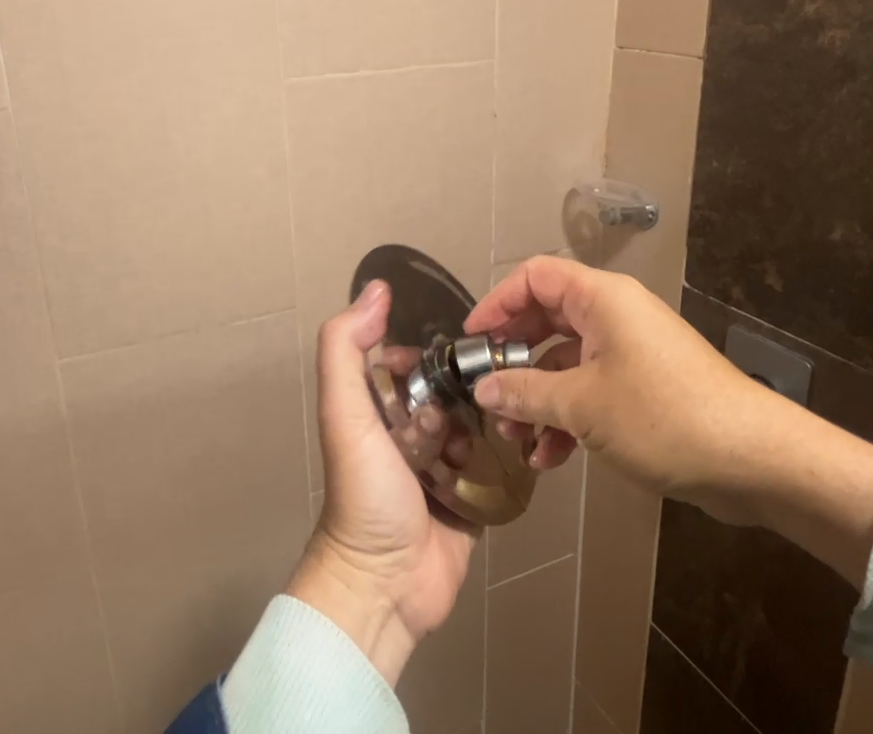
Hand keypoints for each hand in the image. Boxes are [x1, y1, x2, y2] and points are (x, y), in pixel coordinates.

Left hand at [288, 279, 476, 684]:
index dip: (435, 353)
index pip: (413, 361)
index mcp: (376, 409)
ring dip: (493, 421)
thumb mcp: (345, 414)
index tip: (465, 351)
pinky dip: (508, 451)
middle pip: (452, 391)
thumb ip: (346, 350)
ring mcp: (441, 464)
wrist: (389, 583)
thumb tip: (376, 289)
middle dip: (472, 390)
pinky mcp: (471, 494)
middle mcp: (408, 432)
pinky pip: (495, 461)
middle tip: (495, 393)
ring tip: (511, 421)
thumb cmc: (365, 492)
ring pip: (478, 423)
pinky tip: (526, 443)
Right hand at [463, 257, 872, 585]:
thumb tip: (481, 388)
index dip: (497, 303)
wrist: (755, 462)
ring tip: (515, 440)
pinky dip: (565, 418)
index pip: (534, 277)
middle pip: (545, 322)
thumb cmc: (664, 416)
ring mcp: (629, 354)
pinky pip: (588, 391)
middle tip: (486, 395)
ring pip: (563, 363)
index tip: (470, 342)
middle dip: (512, 361)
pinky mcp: (642, 390)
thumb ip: (524, 392)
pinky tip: (549, 458)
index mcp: (602, 299)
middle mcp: (614, 317)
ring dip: (535, 399)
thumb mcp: (582, 405)